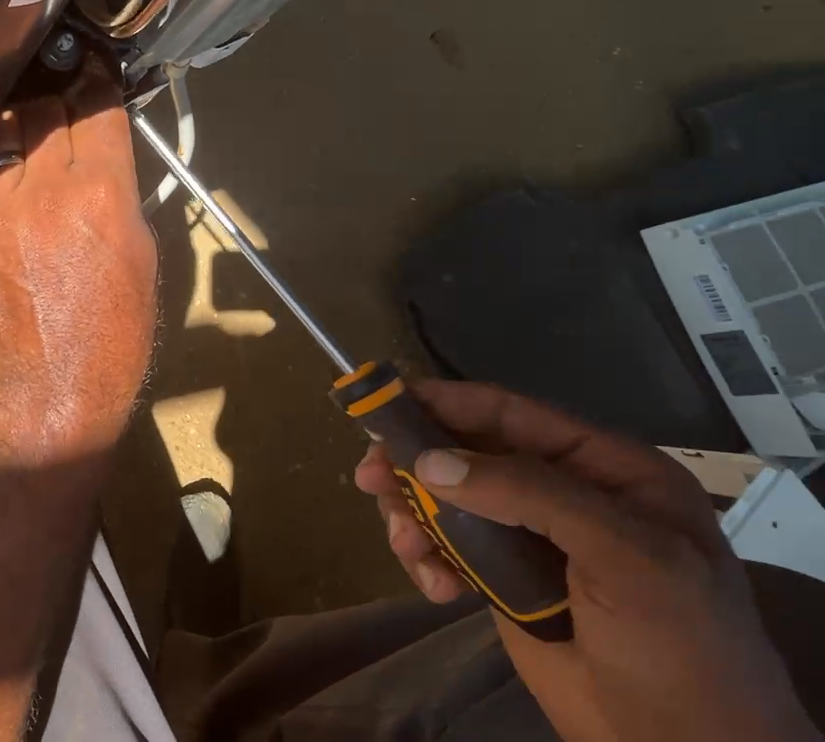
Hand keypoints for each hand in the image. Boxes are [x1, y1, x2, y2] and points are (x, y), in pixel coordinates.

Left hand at [0, 64, 157, 451]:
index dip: (93, 82)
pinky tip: (9, 224)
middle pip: (41, 114)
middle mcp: (41, 190)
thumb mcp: (140, 248)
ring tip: (25, 150)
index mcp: (99, 192)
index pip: (94, 108)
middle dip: (53, 106)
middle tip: (58, 112)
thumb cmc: (116, 325)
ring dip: (17, 139)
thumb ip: (115, 189)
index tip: (88, 69)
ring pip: (1, 143)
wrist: (56, 381)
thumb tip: (96, 154)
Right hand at [355, 379, 817, 741]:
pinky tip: (437, 587)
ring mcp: (530, 535)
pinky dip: (425, 558)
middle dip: (410, 466)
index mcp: (608, 469)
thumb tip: (427, 462)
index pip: (508, 413)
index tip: (376, 405)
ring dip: (411, 518)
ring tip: (409, 550)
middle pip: (461, 452)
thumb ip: (529, 494)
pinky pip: (442, 544)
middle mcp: (564, 491)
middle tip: (369, 483)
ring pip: (441, 497)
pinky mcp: (503, 576)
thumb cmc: (678, 644)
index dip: (440, 402)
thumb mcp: (624, 557)